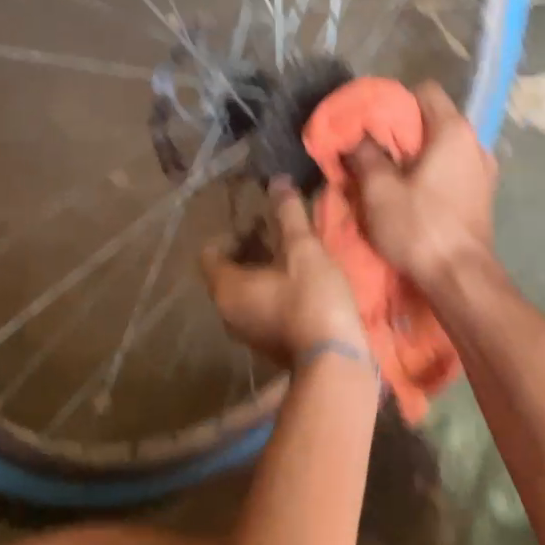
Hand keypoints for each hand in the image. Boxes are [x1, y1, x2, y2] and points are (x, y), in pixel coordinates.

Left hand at [201, 179, 367, 364]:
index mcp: (226, 287)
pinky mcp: (267, 345)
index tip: (259, 221)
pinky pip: (259, 309)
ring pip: (244, 291)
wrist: (334, 362)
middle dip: (250, 248)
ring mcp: (246, 333)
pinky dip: (272, 292)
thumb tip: (277, 181)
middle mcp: (227, 312)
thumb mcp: (303, 250)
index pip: (210, 252)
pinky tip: (302, 284)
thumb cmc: (313, 300)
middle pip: (227, 271)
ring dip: (263, 270)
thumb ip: (288, 214)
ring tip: (293, 255)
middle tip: (279, 233)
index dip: (232, 232)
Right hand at [343, 82, 498, 286]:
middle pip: (432, 121)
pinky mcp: (481, 197)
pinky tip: (409, 197)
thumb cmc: (419, 228)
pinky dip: (429, 176)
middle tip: (369, 153)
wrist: (461, 278)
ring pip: (441, 149)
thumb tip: (355, 138)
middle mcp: (475, 144)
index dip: (393, 101)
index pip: (424, 91)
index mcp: (453, 131)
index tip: (370, 124)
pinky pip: (450, 172)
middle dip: (399, 133)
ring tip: (386, 177)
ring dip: (414, 158)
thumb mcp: (379, 191)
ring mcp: (483, 172)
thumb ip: (365, 155)